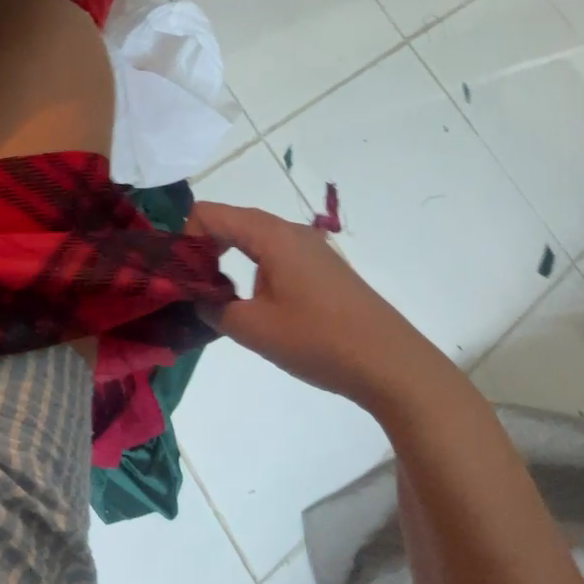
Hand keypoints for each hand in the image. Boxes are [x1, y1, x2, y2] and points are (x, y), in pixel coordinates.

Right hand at [190, 203, 457, 414]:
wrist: (398, 371)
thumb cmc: (321, 342)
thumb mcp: (251, 328)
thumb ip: (209, 305)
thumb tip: (193, 294)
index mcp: (271, 235)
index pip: (207, 213)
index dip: (185, 240)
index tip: (185, 276)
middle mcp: (290, 231)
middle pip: (228, 221)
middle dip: (202, 248)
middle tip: (195, 287)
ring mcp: (311, 249)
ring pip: (250, 237)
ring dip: (227, 259)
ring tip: (224, 299)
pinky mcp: (324, 269)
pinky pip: (273, 253)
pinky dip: (252, 268)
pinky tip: (260, 305)